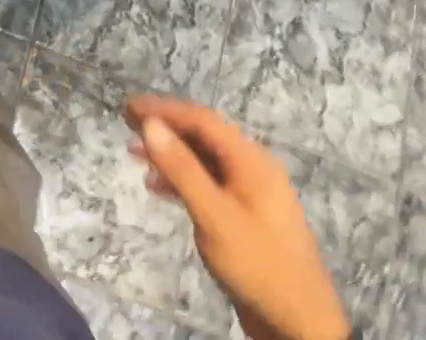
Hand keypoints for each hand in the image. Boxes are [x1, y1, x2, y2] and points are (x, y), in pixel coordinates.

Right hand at [125, 96, 349, 339]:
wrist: (300, 324)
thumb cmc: (258, 265)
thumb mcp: (214, 216)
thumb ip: (181, 169)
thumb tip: (149, 125)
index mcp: (252, 161)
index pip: (202, 120)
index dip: (163, 109)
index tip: (127, 107)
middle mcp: (254, 169)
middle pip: (203, 135)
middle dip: (164, 127)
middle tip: (126, 123)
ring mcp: (251, 193)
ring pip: (204, 159)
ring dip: (170, 153)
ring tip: (133, 154)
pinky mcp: (245, 215)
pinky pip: (208, 182)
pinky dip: (181, 179)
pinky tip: (158, 188)